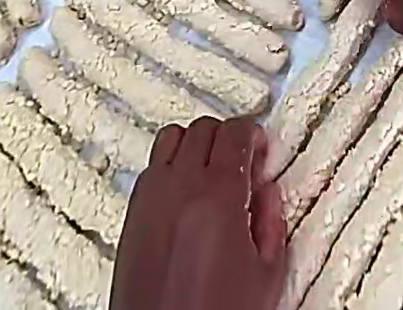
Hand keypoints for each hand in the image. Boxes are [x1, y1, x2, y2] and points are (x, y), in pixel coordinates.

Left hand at [111, 116, 286, 309]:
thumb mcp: (266, 275)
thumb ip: (272, 220)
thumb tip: (267, 191)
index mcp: (219, 195)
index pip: (236, 132)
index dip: (254, 134)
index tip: (261, 150)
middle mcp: (180, 187)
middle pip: (204, 127)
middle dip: (227, 137)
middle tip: (241, 161)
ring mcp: (150, 199)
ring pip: (172, 137)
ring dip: (194, 144)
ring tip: (210, 171)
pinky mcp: (130, 217)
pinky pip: (151, 167)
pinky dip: (170, 166)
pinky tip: (184, 192)